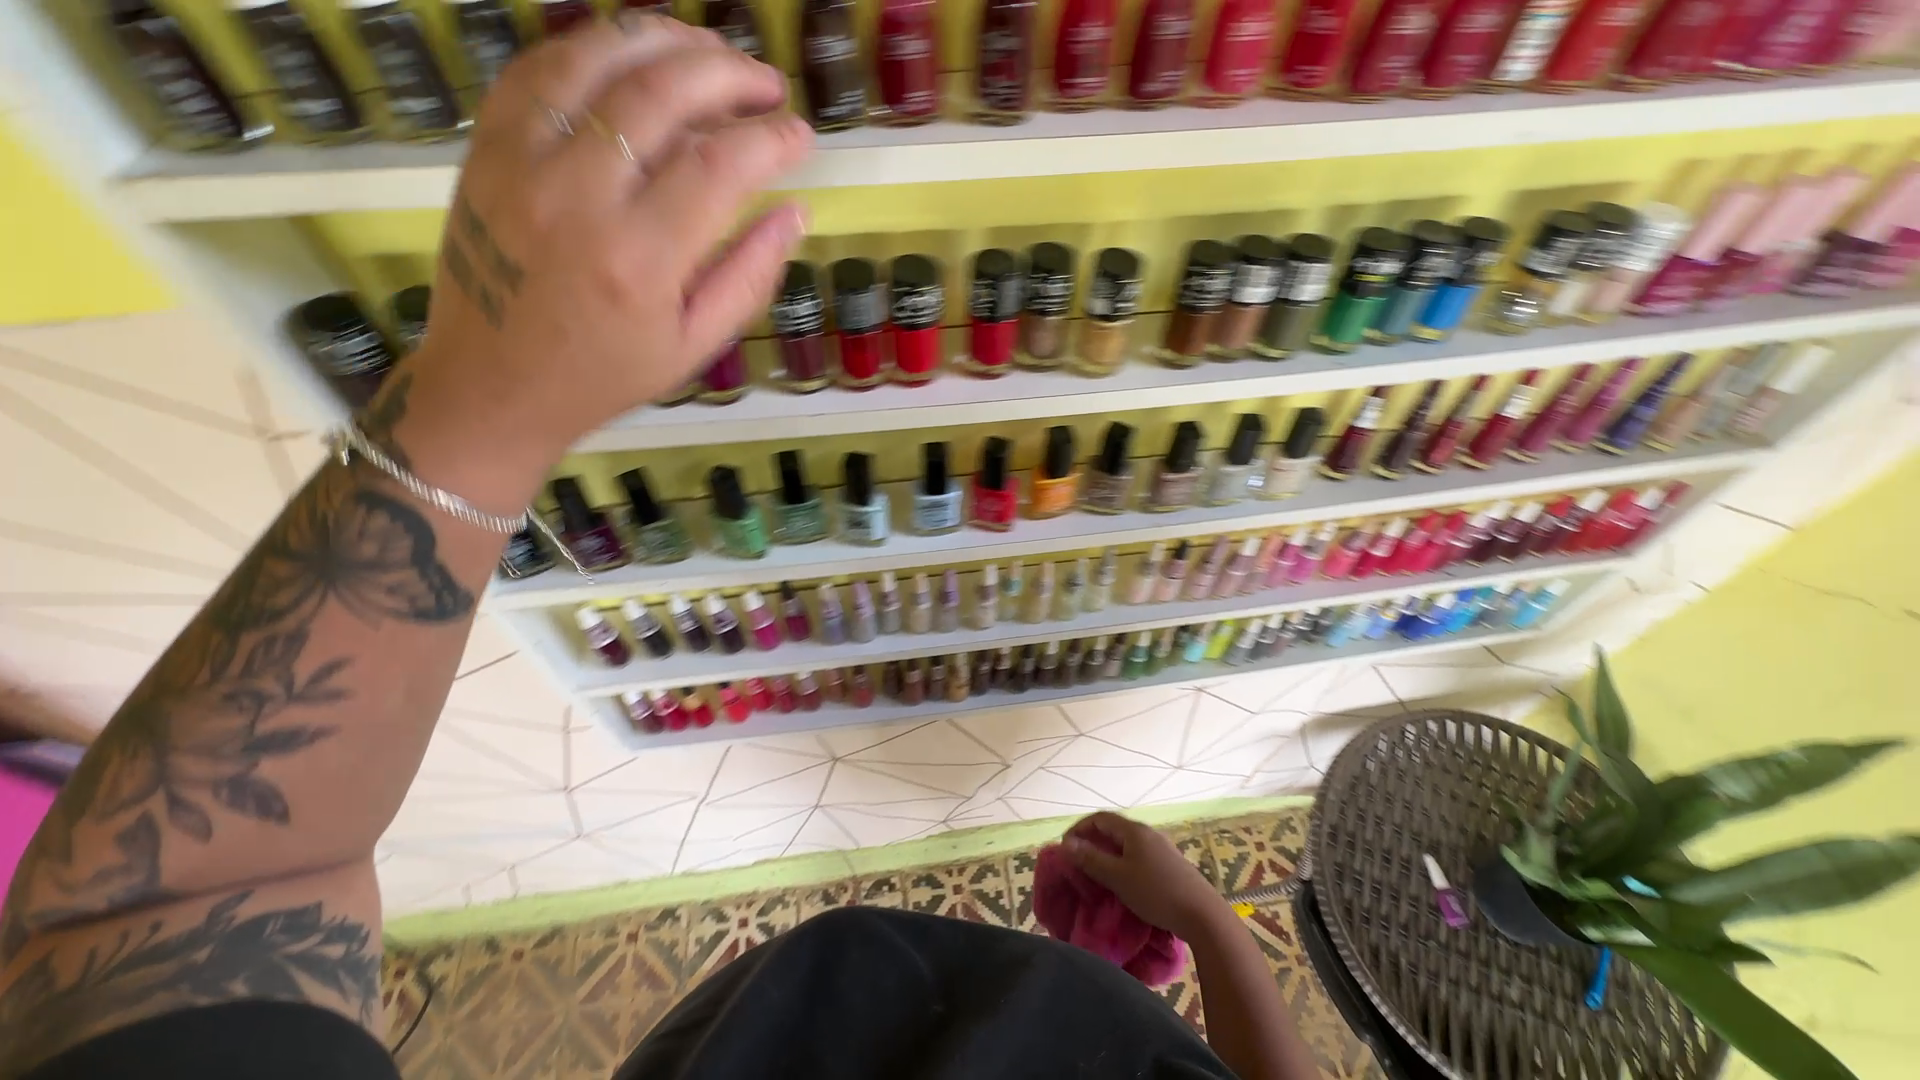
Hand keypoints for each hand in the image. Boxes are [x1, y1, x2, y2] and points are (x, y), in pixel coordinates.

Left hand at [402, 16, 812, 458]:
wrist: (491, 386)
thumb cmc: (603, 375)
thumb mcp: (693, 347)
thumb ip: (749, 277)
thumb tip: (795, 210)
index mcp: (638, 260)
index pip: (719, 164)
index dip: (771, 137)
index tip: (800, 136)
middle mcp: (576, 197)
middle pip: (661, 91)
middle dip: (728, 74)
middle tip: (766, 84)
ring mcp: (520, 163)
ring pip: (595, 58)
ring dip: (663, 38)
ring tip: (708, 51)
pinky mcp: (485, 148)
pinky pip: (538, 68)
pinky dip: (592, 48)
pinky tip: (632, 57)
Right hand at [1062, 812, 1231, 940]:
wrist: (1202, 915)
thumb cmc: (1156, 892)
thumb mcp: (1117, 877)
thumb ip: (1090, 859)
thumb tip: (1066, 844)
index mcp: (1134, 831)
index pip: (1100, 818)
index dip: (1079, 829)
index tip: (1065, 848)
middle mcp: (1148, 834)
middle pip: (1113, 830)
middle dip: (1092, 842)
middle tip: (1077, 862)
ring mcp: (1161, 849)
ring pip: (1126, 845)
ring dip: (1107, 854)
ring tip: (1096, 874)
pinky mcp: (1169, 865)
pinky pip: (1138, 856)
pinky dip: (1122, 863)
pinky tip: (1122, 882)